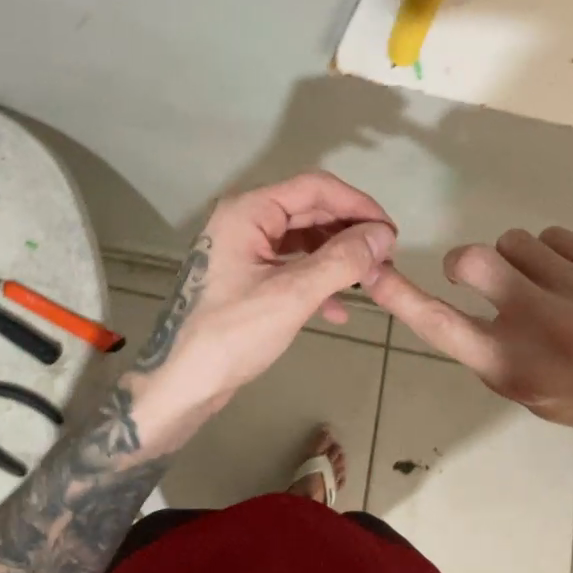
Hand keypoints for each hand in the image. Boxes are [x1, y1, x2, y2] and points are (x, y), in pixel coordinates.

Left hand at [125, 172, 395, 433]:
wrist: (182, 384)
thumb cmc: (232, 334)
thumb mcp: (293, 295)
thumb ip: (342, 260)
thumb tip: (383, 235)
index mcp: (248, 212)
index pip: (314, 188)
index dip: (357, 204)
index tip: (390, 232)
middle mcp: (244, 221)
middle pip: (309, 211)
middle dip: (350, 232)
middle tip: (386, 258)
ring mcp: (243, 249)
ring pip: (303, 239)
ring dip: (337, 257)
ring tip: (369, 281)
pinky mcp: (245, 277)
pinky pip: (290, 265)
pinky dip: (317, 280)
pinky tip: (338, 310)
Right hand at [369, 227, 572, 465]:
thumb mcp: (518, 385)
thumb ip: (480, 342)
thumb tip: (445, 286)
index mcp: (510, 365)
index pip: (441, 324)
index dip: (402, 295)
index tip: (375, 273)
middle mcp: (543, 327)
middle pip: (475, 259)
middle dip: (467, 262)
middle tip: (480, 274)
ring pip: (516, 241)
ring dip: (517, 259)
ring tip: (544, 285)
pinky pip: (556, 236)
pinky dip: (555, 254)